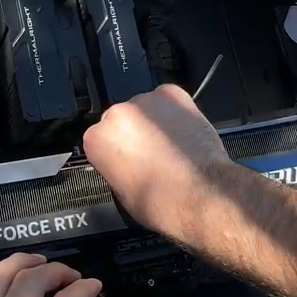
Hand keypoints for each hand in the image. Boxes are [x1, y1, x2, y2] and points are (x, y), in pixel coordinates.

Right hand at [83, 84, 229, 239]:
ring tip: (168, 146)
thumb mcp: (120, 192)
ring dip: (153, 122)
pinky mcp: (173, 95)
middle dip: (133, 134)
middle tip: (149, 154)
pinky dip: (175, 113)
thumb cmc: (162, 201)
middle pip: (120, 119)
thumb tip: (121, 161)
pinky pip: (169, 100)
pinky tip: (180, 134)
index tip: (124, 157)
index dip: (114, 150)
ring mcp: (146, 102)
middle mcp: (118, 115)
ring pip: (144, 108)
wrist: (199, 196)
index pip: (98, 137)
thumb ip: (114, 165)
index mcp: (97, 138)